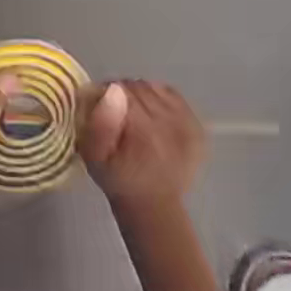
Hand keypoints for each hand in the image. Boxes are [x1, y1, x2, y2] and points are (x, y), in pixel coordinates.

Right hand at [79, 80, 206, 209]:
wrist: (154, 203)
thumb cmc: (117, 179)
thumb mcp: (94, 157)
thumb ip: (99, 123)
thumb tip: (112, 91)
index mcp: (143, 128)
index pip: (121, 89)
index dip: (104, 92)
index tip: (95, 103)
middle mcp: (169, 121)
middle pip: (139, 87)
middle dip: (121, 92)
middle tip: (111, 109)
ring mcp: (187, 122)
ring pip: (156, 88)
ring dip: (139, 94)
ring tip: (131, 112)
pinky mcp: (196, 126)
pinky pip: (173, 95)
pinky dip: (158, 97)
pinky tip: (150, 113)